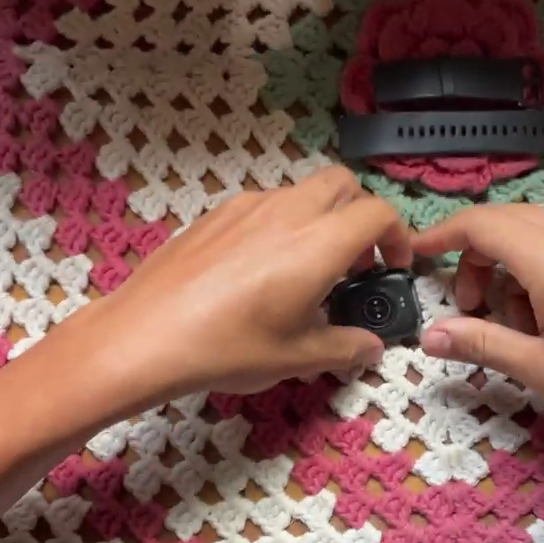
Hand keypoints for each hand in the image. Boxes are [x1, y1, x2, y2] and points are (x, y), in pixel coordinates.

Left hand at [80, 167, 412, 407]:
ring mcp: (248, 206)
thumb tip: (372, 347)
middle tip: (353, 263)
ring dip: (320, 219)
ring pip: (301, 192)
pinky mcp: (216, 213)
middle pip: (343, 185)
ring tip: (306, 271)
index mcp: (319, 242)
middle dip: (360, 215)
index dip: (397, 237)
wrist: (147, 335)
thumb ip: (347, 347)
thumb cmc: (231, 347)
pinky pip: (265, 206)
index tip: (390, 270)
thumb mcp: (299, 357)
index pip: (378, 212)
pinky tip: (260, 270)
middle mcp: (289, 210)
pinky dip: (282, 225)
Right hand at [411, 204, 543, 432]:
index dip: (440, 234)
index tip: (416, 255)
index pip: (479, 224)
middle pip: (504, 224)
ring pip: (535, 232)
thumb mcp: (543, 369)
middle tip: (472, 312)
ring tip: (523, 324)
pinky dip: (542, 266)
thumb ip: (482, 345)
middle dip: (475, 261)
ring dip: (510, 268)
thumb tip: (430, 336)